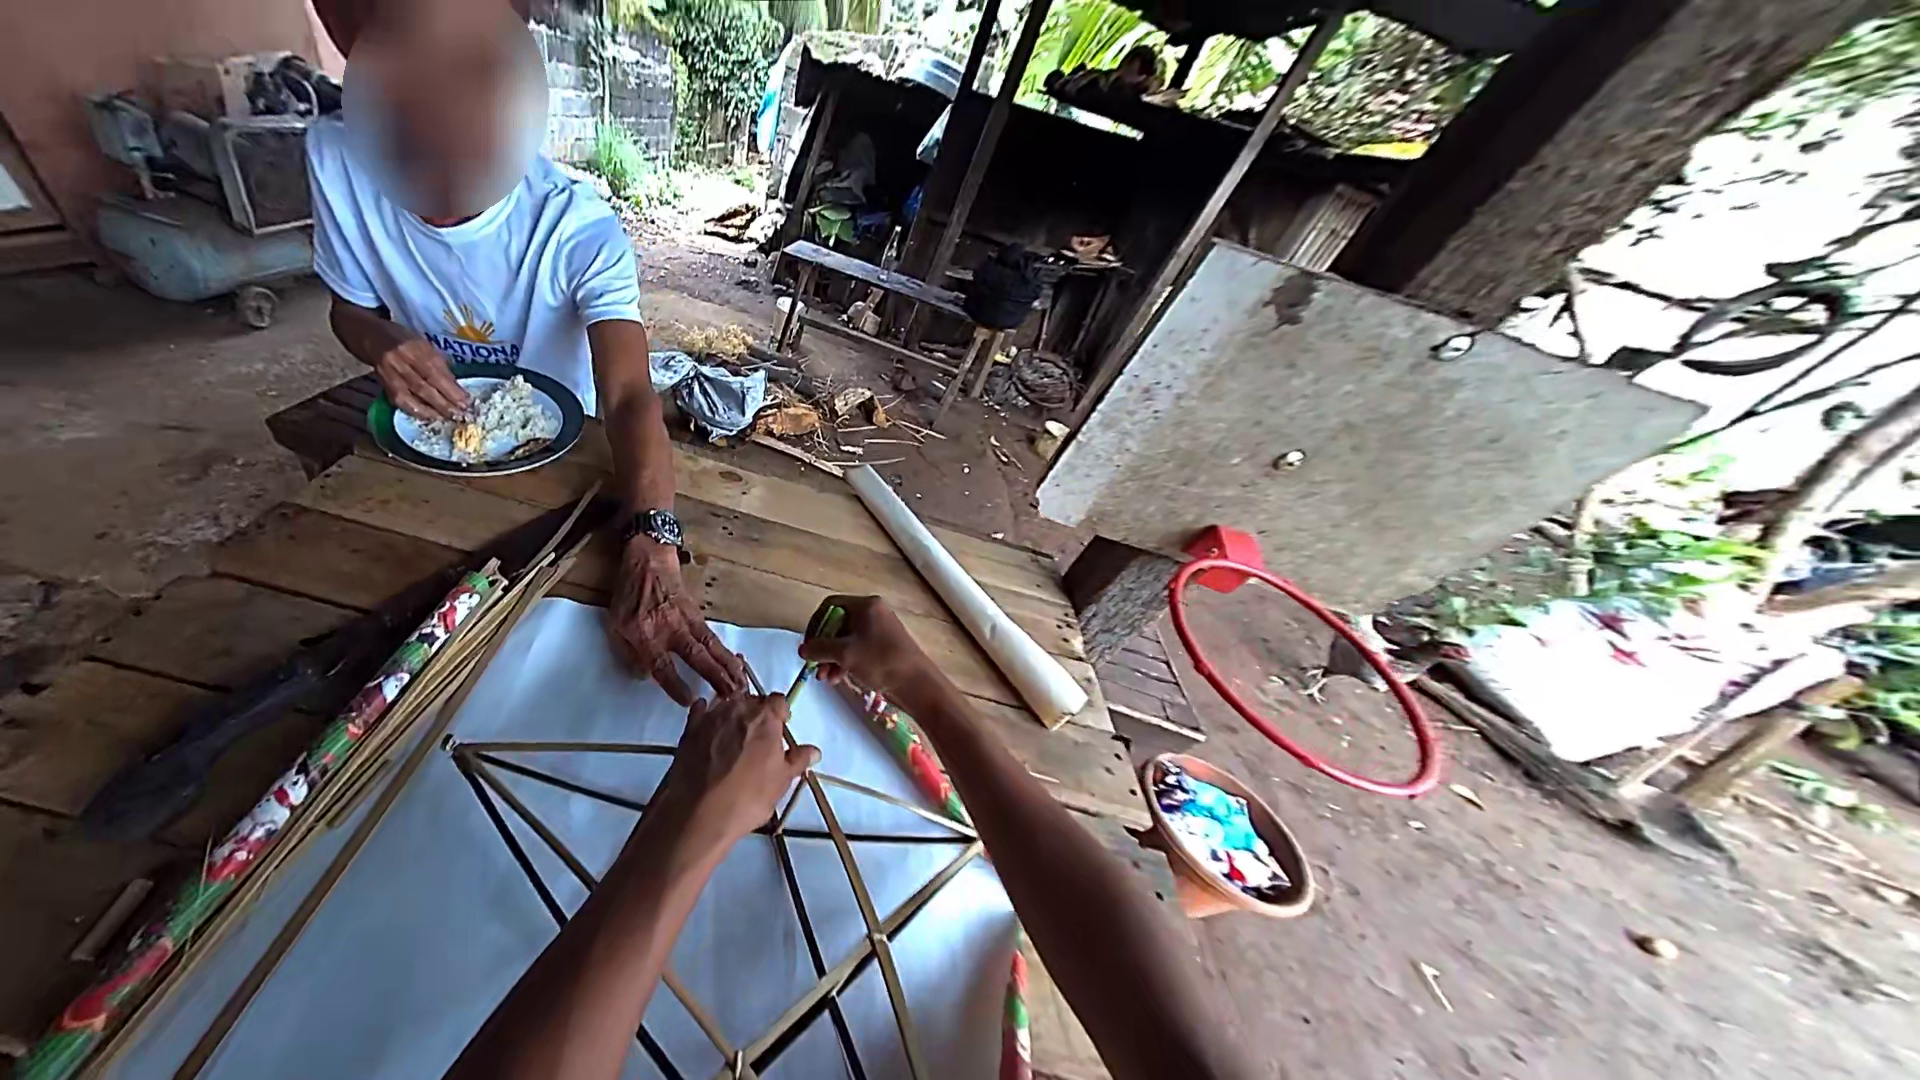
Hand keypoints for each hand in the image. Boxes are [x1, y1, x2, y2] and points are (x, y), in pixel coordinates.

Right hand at [375, 335, 470, 419]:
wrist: (373, 336)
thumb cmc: (408, 342)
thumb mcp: (429, 348)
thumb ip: (443, 367)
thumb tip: (459, 391)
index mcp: (416, 349)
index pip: (436, 374)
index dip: (452, 391)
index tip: (467, 404)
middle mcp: (400, 361)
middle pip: (424, 387)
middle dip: (444, 404)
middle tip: (461, 416)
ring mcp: (389, 373)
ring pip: (412, 395)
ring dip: (433, 410)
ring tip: (448, 419)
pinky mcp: (382, 383)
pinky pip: (399, 400)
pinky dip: (415, 410)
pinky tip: (429, 417)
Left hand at [609, 541, 745, 704]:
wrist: (648, 561)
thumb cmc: (629, 594)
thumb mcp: (615, 625)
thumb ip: (629, 652)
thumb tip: (645, 675)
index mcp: (646, 635)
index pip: (662, 666)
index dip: (675, 685)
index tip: (689, 701)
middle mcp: (670, 629)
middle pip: (696, 657)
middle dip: (715, 676)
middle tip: (731, 693)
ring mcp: (687, 621)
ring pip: (711, 646)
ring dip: (727, 665)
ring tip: (742, 680)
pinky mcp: (697, 615)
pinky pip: (712, 636)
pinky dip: (725, 651)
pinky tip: (736, 661)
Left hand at [654, 693, 818, 848]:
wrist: (698, 815)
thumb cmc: (746, 797)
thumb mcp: (782, 781)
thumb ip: (798, 760)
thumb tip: (813, 751)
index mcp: (766, 718)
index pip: (779, 701)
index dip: (781, 713)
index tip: (781, 726)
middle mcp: (739, 709)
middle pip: (753, 700)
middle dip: (758, 713)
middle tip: (759, 736)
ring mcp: (712, 718)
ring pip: (727, 705)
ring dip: (734, 714)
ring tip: (735, 736)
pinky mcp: (689, 731)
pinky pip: (700, 712)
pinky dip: (706, 715)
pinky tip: (710, 728)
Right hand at [797, 595, 940, 705]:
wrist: (916, 682)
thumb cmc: (881, 661)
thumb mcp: (845, 654)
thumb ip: (820, 648)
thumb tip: (803, 649)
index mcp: (866, 605)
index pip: (830, 606)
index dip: (815, 624)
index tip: (808, 645)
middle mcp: (873, 612)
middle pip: (837, 624)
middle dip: (824, 646)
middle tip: (815, 666)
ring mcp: (879, 629)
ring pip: (846, 639)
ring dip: (832, 657)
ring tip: (826, 678)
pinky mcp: (884, 646)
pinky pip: (858, 648)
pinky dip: (846, 661)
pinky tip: (838, 678)